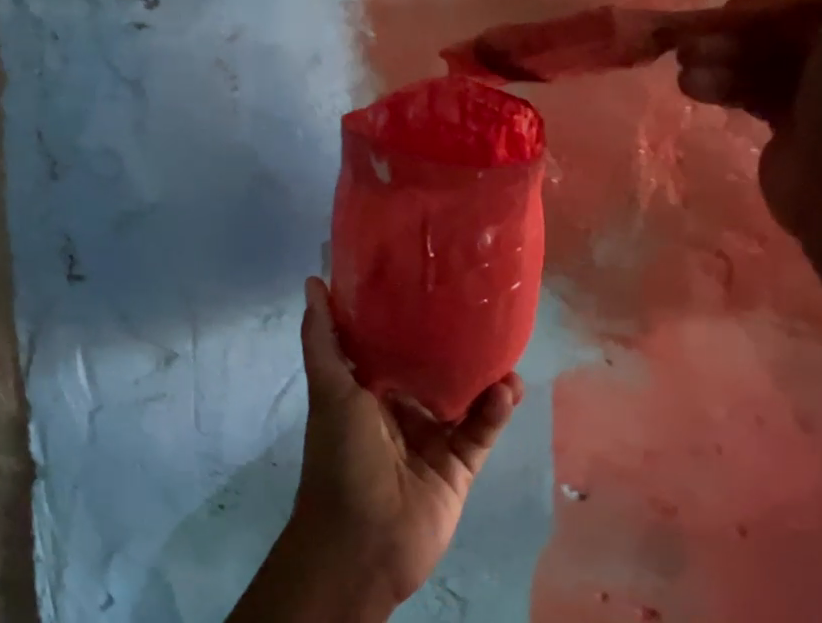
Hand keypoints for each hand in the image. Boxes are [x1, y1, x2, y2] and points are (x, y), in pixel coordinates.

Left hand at [286, 276, 522, 609]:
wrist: (361, 545)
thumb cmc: (340, 458)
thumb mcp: (329, 391)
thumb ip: (323, 339)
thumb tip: (313, 282)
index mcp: (366, 388)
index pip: (388, 341)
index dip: (404, 312)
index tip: (429, 277)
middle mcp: (399, 407)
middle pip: (432, 366)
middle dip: (454, 341)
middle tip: (481, 305)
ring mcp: (431, 437)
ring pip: (463, 396)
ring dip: (484, 374)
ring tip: (505, 347)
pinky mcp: (459, 465)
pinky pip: (481, 430)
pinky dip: (495, 410)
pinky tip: (508, 388)